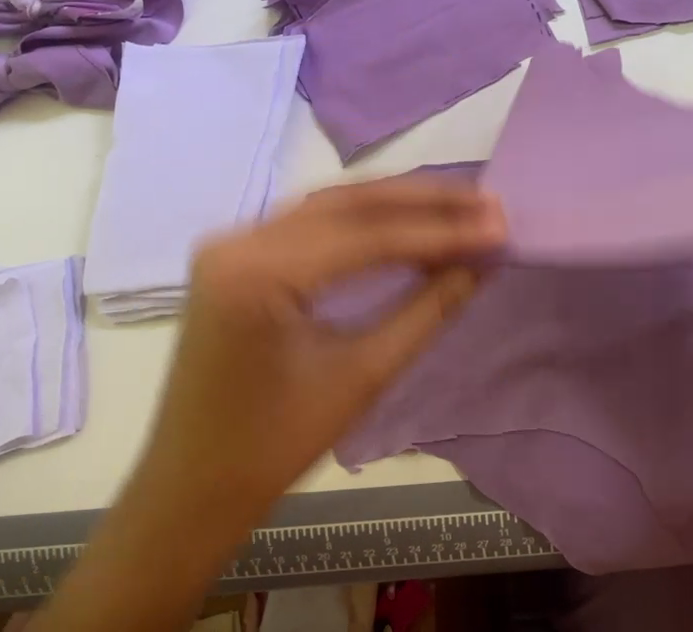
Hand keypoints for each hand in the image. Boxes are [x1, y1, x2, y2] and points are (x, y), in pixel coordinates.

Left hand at [134, 177, 506, 520]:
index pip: (370, 235)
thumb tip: (486, 260)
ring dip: (401, 204)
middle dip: (427, 202)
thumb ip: (430, 308)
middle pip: (351, 204)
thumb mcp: (365, 375)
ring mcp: (233, 244)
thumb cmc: (275, 446)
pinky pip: (314, 222)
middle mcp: (239, 241)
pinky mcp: (238, 257)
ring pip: (335, 205)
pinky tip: (410, 221)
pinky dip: (368, 220)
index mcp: (259, 273)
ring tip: (462, 205)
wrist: (191, 490)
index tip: (501, 225)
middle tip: (490, 203)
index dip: (443, 229)